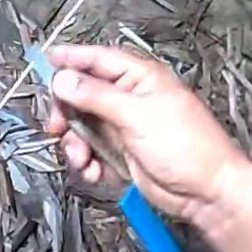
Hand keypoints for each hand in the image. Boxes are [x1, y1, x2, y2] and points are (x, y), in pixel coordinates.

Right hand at [44, 44, 251, 229]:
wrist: (207, 193)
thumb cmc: (188, 147)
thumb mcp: (136, 114)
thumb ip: (95, 96)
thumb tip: (63, 79)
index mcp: (139, 77)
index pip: (97, 58)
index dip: (70, 58)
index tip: (44, 60)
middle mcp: (130, 97)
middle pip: (82, 93)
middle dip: (66, 109)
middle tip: (56, 125)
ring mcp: (125, 124)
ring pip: (83, 124)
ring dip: (75, 142)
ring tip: (81, 157)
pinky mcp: (122, 151)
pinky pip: (92, 149)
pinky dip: (87, 160)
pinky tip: (94, 170)